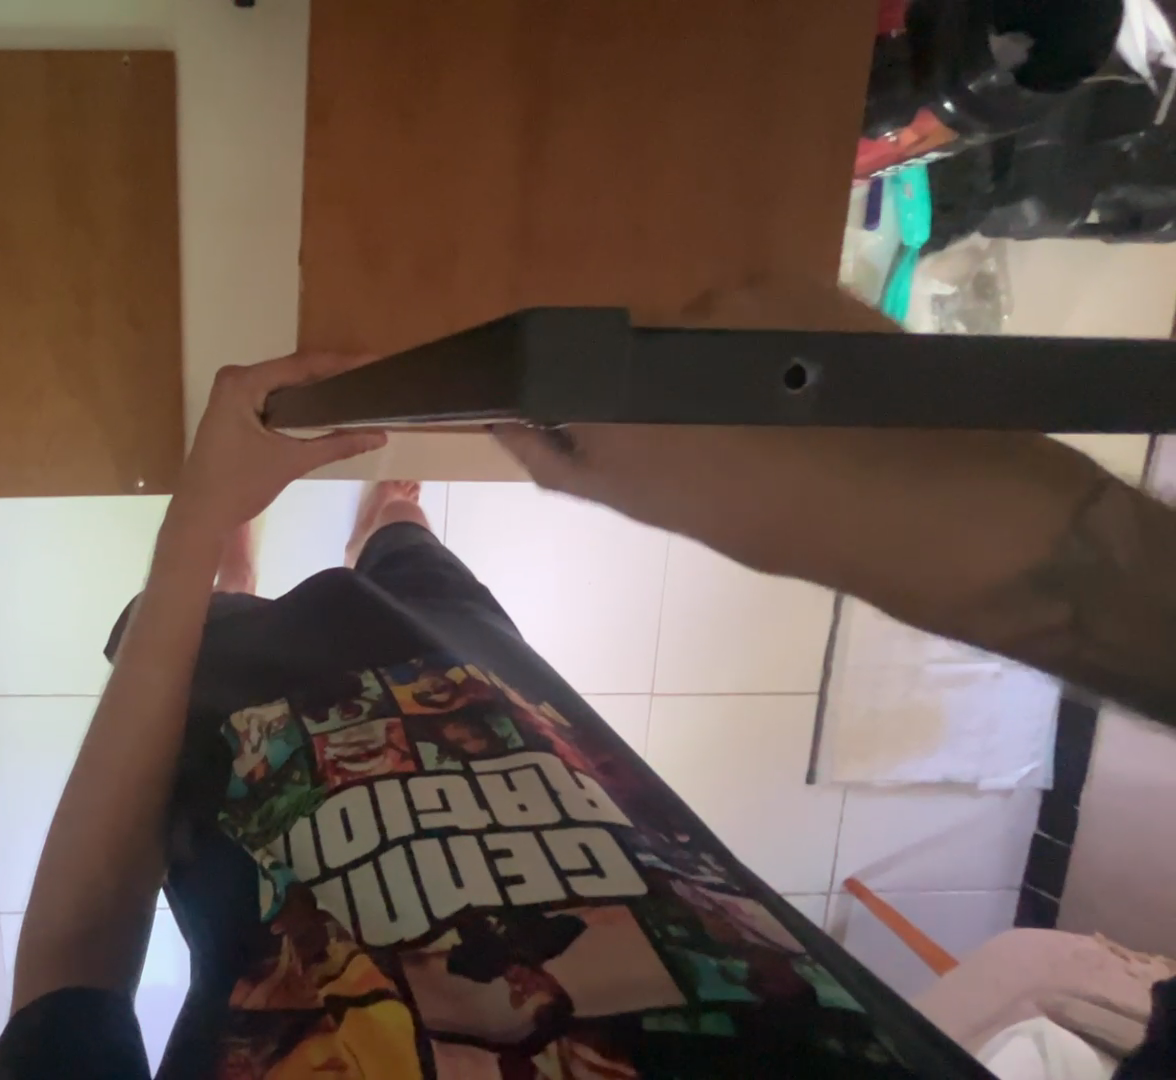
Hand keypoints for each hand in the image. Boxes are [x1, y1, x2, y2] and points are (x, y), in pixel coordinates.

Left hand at [171, 353, 388, 533]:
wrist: (200, 515)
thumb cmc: (239, 486)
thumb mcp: (291, 461)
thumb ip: (336, 444)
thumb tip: (380, 436)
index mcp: (243, 382)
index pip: (301, 365)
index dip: (341, 364)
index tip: (375, 362)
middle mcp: (234, 379)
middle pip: (292, 371)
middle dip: (331, 375)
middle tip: (371, 377)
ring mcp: (230, 394)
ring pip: (283, 385)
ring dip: (316, 389)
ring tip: (356, 390)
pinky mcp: (232, 410)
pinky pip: (272, 398)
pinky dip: (297, 403)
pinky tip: (325, 407)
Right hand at [488, 278, 906, 568]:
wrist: (915, 501)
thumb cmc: (753, 516)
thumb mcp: (634, 499)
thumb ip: (554, 458)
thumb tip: (500, 421)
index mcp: (615, 377)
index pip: (566, 365)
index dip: (582, 395)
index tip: (611, 430)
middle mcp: (660, 320)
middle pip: (627, 342)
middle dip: (644, 382)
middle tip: (693, 432)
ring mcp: (733, 295)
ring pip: (690, 326)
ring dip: (703, 363)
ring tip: (755, 413)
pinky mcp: (795, 283)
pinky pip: (746, 311)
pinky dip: (753, 344)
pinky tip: (792, 386)